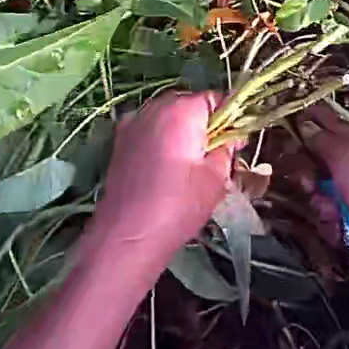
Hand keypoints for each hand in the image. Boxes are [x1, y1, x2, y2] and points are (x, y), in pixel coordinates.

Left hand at [4, 88, 232, 348]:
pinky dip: (158, 149)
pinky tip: (161, 182)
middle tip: (214, 161)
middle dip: (203, 128)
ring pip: (166, 121)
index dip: (228, 118)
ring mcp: (126, 128)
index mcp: (176, 111)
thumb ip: (226, 149)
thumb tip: (227, 136)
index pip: (214, 97)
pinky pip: (146, 136)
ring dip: (180, 139)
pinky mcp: (112, 147)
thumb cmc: (172, 214)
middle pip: (188, 106)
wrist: (116, 250)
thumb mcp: (213, 182)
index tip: (235, 141)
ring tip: (187, 177)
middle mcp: (147, 109)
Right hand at [305, 110, 348, 297]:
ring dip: (320, 200)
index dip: (310, 120)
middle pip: (319, 161)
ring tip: (328, 207)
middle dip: (308, 171)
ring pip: (321, 191)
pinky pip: (331, 216)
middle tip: (307, 181)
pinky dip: (331, 221)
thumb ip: (321, 140)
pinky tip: (337, 223)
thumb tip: (305, 124)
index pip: (329, 123)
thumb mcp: (345, 154)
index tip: (292, 119)